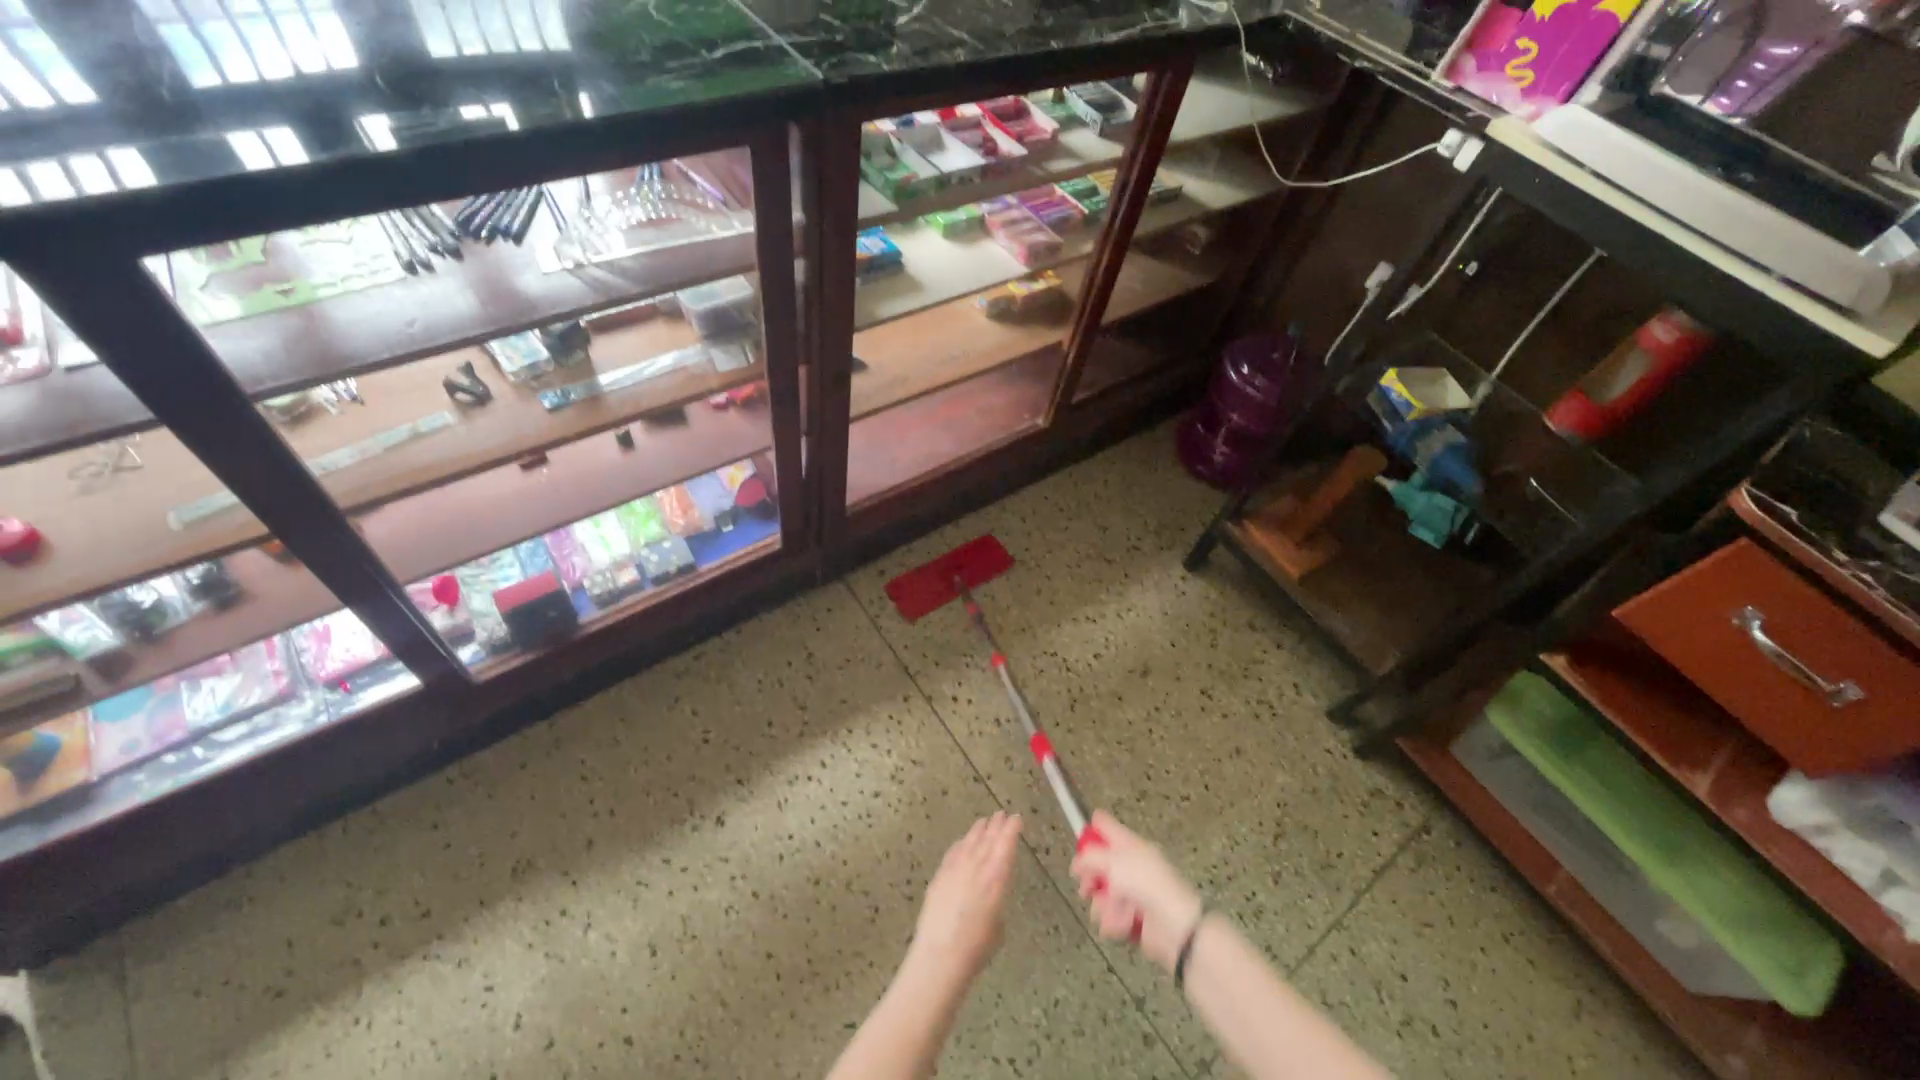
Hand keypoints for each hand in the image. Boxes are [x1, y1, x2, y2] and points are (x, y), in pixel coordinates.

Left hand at [909, 812, 1022, 981]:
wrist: (941, 954)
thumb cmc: (977, 947)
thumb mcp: (998, 923)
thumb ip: (996, 899)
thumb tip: (990, 894)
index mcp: (996, 879)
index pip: (1006, 847)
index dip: (1012, 830)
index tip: (1016, 818)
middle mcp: (976, 869)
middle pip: (988, 840)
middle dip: (996, 826)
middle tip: (1002, 813)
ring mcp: (955, 870)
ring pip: (969, 843)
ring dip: (978, 831)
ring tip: (984, 821)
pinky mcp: (939, 877)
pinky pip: (952, 853)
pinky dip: (960, 844)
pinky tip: (963, 841)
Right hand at [1071, 811, 1202, 972]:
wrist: (1173, 923)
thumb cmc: (1145, 883)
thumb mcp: (1113, 861)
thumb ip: (1088, 857)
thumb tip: (1076, 864)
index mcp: (1133, 846)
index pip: (1108, 829)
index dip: (1092, 830)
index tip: (1079, 839)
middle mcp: (1132, 867)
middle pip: (1100, 866)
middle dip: (1090, 879)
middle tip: (1086, 888)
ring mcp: (1133, 893)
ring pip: (1102, 895)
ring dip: (1104, 906)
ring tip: (1113, 911)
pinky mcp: (1132, 918)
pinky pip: (1111, 917)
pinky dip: (1113, 922)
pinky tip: (1122, 924)